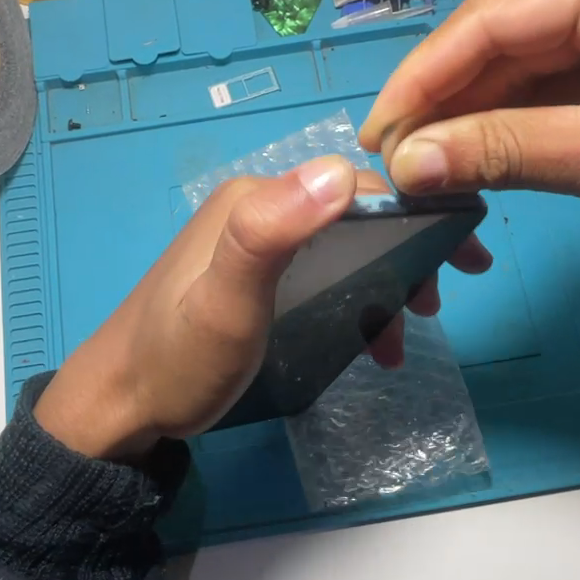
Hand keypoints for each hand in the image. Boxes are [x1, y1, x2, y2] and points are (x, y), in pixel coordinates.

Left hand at [33, 157, 486, 459]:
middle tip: (436, 305)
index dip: (414, 216)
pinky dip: (354, 299)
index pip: (354, 184)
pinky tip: (367, 340)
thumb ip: (270, 232)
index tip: (459, 261)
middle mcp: (258, 209)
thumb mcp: (225, 301)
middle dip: (406, 253)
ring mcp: (254, 244)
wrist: (120, 407)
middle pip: (354, 215)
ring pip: (342, 247)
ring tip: (404, 335)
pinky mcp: (253, 276)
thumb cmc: (178, 358)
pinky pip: (322, 272)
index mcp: (256, 200)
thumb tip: (340, 172)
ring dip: (384, 283)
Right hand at [359, 0, 579, 266]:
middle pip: (505, 34)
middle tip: (394, 165)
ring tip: (423, 169)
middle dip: (444, 102)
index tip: (376, 140)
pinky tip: (474, 156)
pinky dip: (513, 122)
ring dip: (472, 116)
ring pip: (523, 59)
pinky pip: (555, 80)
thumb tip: (409, 163)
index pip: (499, 16)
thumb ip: (514, 151)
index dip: (425, 79)